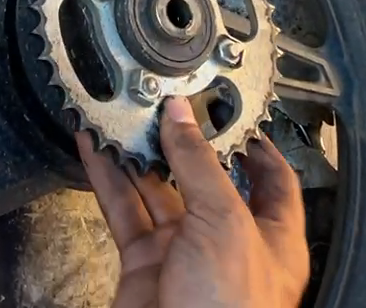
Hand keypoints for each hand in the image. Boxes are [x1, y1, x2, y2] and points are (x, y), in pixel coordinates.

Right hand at [78, 98, 311, 307]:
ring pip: (156, 188)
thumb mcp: (224, 222)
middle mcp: (228, 241)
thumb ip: (198, 163)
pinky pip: (123, 209)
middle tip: (160, 100)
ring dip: (136, 152)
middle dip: (179, 140)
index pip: (272, 180)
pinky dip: (105, 175)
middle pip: (203, 177)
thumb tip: (180, 114)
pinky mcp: (145, 264)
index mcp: (270, 237)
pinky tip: (93, 146)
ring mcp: (183, 252)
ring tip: (120, 113)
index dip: (255, 143)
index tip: (232, 110)